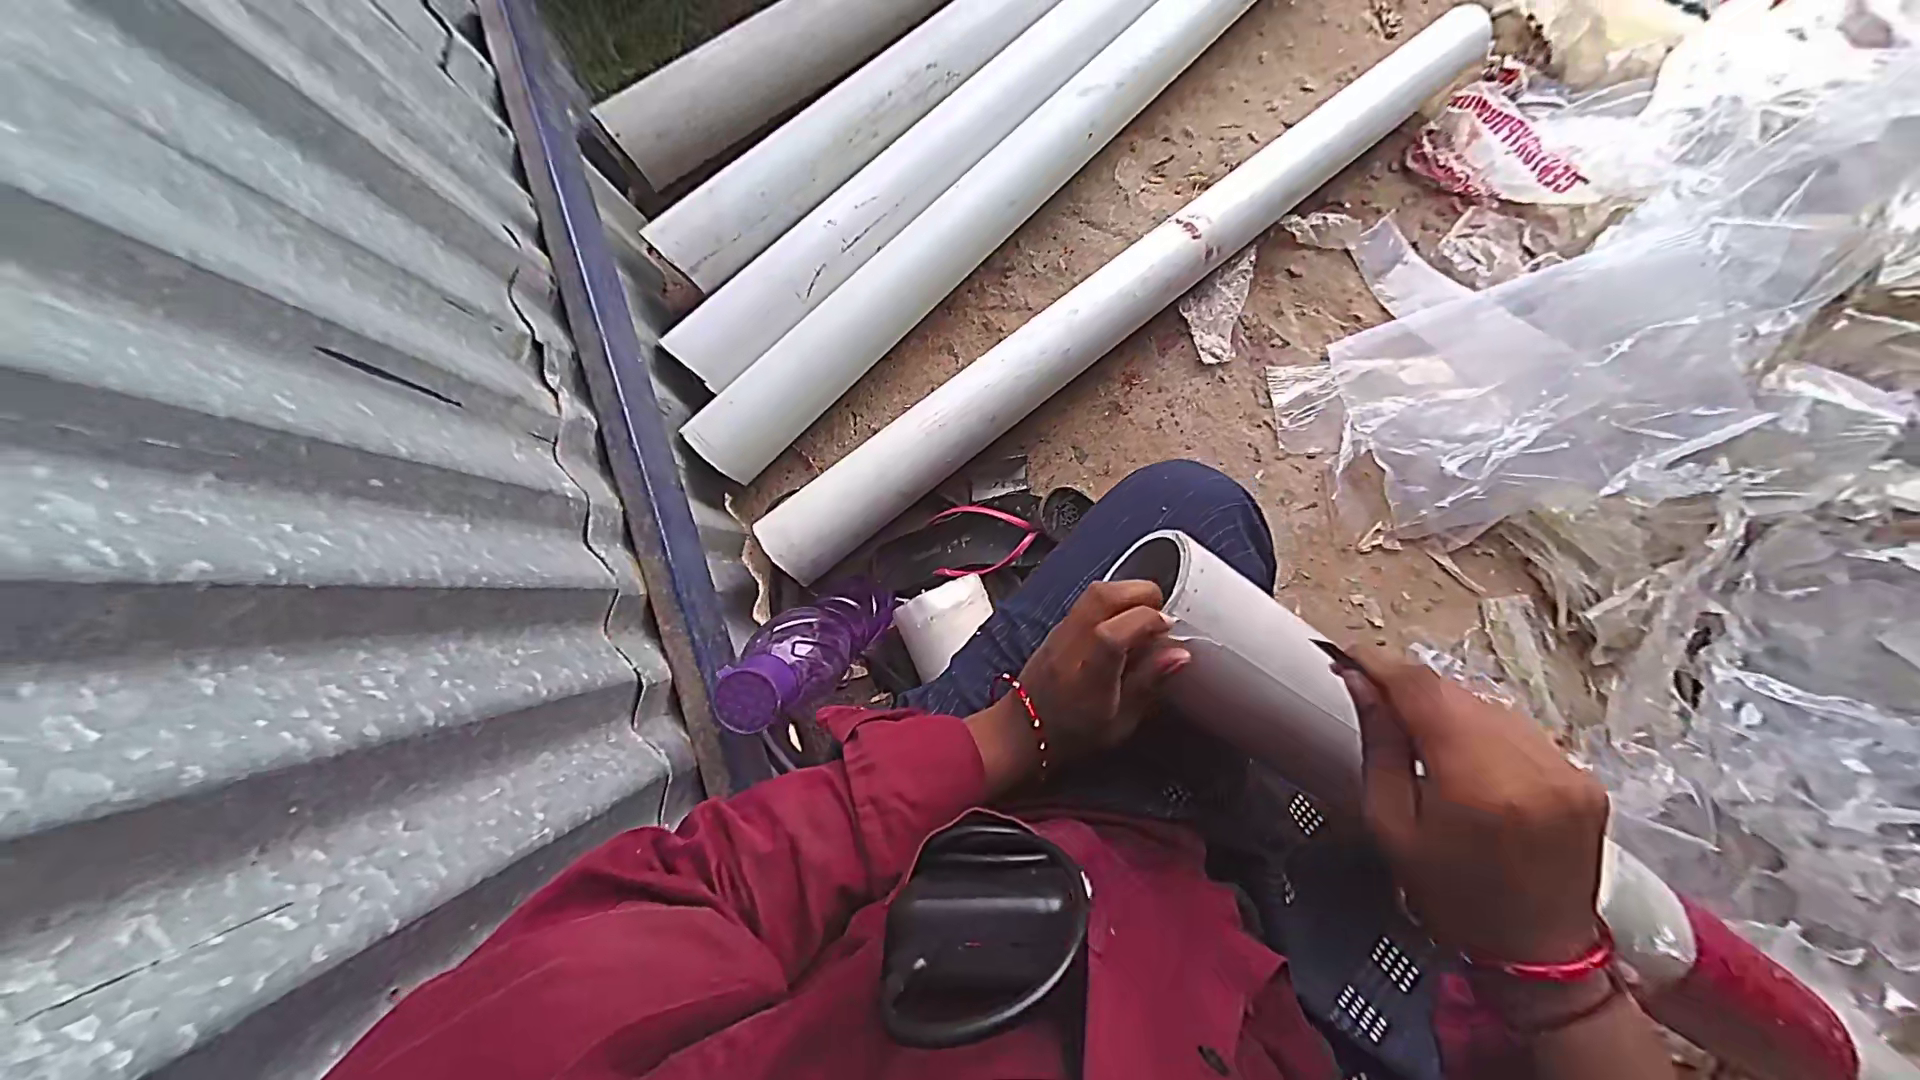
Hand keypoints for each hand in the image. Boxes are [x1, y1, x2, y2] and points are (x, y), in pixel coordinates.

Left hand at [967, 582, 1190, 795]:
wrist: (1022, 729)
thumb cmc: (1073, 733)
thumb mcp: (1120, 720)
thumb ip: (1148, 682)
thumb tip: (1179, 653)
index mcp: (1089, 671)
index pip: (1116, 630)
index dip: (1150, 621)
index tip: (1171, 629)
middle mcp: (1073, 641)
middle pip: (1105, 595)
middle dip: (1143, 594)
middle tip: (1162, 615)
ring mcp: (1062, 629)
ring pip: (1095, 591)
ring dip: (1127, 593)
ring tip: (1147, 614)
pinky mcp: (1059, 626)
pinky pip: (1087, 600)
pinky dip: (1113, 600)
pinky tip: (1125, 620)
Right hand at [1342, 647, 1609, 965]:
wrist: (1535, 950)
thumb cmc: (1446, 890)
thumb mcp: (1389, 819)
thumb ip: (1380, 742)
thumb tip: (1360, 682)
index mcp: (1478, 784)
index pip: (1424, 692)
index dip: (1381, 665)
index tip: (1347, 655)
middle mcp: (1532, 767)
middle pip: (1454, 692)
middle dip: (1406, 685)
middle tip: (1369, 690)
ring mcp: (1567, 770)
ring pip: (1485, 703)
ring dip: (1441, 703)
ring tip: (1412, 724)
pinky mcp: (1584, 777)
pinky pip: (1515, 726)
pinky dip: (1477, 724)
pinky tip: (1459, 748)